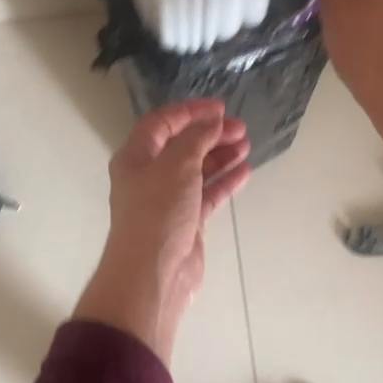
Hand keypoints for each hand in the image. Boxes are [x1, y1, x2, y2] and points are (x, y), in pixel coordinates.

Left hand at [74, 100, 250, 362]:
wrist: (154, 273)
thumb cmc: (158, 213)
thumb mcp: (176, 165)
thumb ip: (196, 138)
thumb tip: (212, 121)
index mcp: (136, 157)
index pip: (162, 123)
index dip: (190, 112)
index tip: (220, 108)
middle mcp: (150, 176)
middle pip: (182, 145)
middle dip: (210, 134)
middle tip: (241, 129)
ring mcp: (169, 200)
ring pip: (197, 170)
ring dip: (220, 156)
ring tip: (246, 146)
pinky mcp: (187, 222)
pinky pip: (208, 194)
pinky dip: (225, 182)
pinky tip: (245, 172)